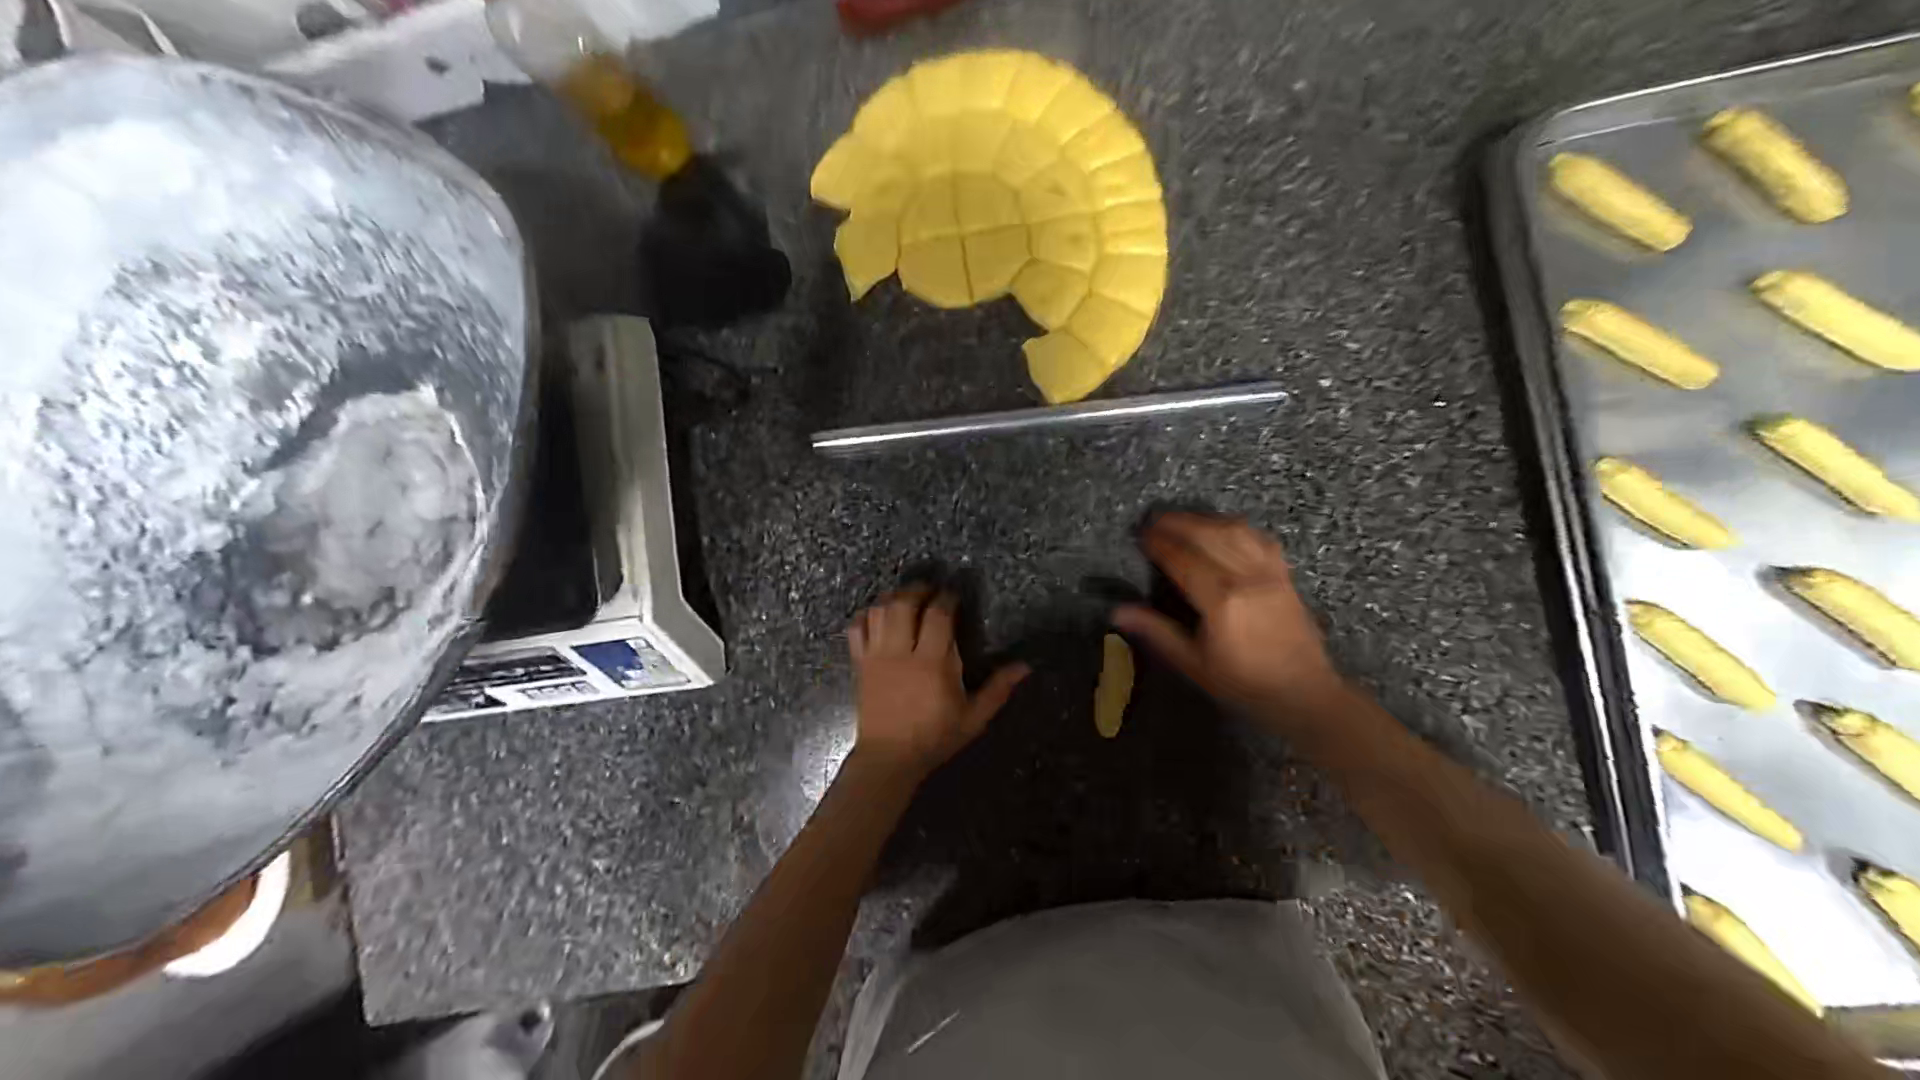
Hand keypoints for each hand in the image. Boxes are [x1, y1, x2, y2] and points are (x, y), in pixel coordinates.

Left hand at [847, 588, 1028, 779]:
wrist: (889, 758)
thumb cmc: (934, 738)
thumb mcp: (973, 717)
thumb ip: (998, 689)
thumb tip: (1025, 666)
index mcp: (931, 663)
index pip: (937, 616)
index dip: (946, 599)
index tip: (953, 595)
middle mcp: (901, 652)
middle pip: (904, 604)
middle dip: (918, 590)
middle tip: (930, 590)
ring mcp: (876, 656)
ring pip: (879, 611)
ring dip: (893, 597)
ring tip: (907, 597)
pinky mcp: (860, 664)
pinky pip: (857, 629)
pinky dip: (866, 615)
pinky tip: (878, 615)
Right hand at [1113, 513, 1343, 719]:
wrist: (1304, 693)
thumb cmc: (1243, 684)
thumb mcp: (1194, 664)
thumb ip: (1157, 632)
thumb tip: (1118, 612)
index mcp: (1221, 601)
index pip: (1182, 559)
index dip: (1159, 544)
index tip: (1140, 535)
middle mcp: (1246, 578)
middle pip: (1207, 535)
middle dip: (1177, 523)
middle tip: (1154, 520)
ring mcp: (1269, 573)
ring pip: (1234, 530)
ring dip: (1204, 519)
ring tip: (1182, 520)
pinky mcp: (1284, 574)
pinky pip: (1259, 537)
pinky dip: (1236, 527)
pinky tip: (1222, 528)